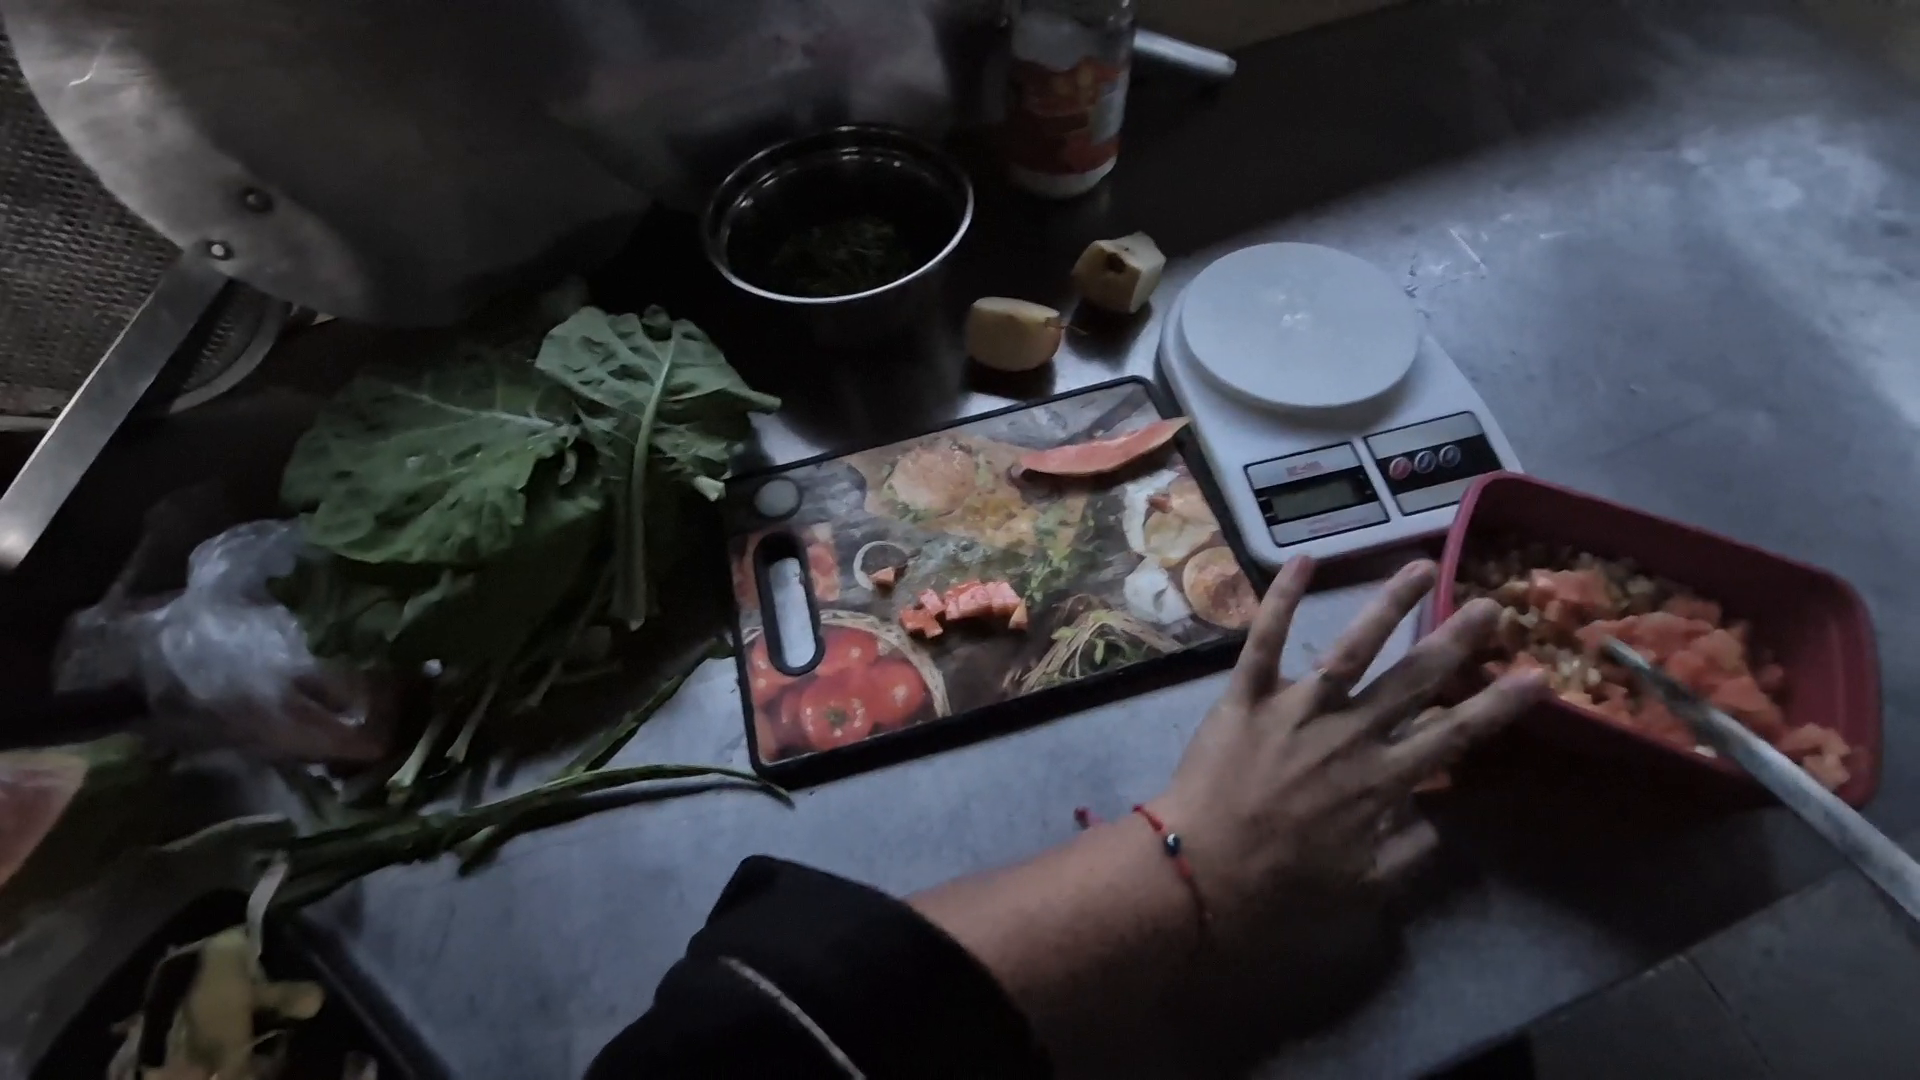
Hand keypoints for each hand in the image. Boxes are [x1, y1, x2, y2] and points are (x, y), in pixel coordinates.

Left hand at [1154, 556, 1548, 938]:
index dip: (1497, 707)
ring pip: (1352, 648)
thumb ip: (1410, 852)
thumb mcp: (1364, 888)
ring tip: (1417, 566)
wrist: (1201, 869)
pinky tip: (1304, 561)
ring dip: (1388, 605)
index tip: (1537, 676)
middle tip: (1489, 605)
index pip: (1454, 735)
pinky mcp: (1247, 696)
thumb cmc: (1282, 885)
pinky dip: (1280, 598)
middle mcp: (1348, 733)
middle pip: (1413, 679)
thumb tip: (1440, 820)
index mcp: (1382, 780)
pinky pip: (1264, 640)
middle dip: (1454, 642)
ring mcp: (1296, 708)